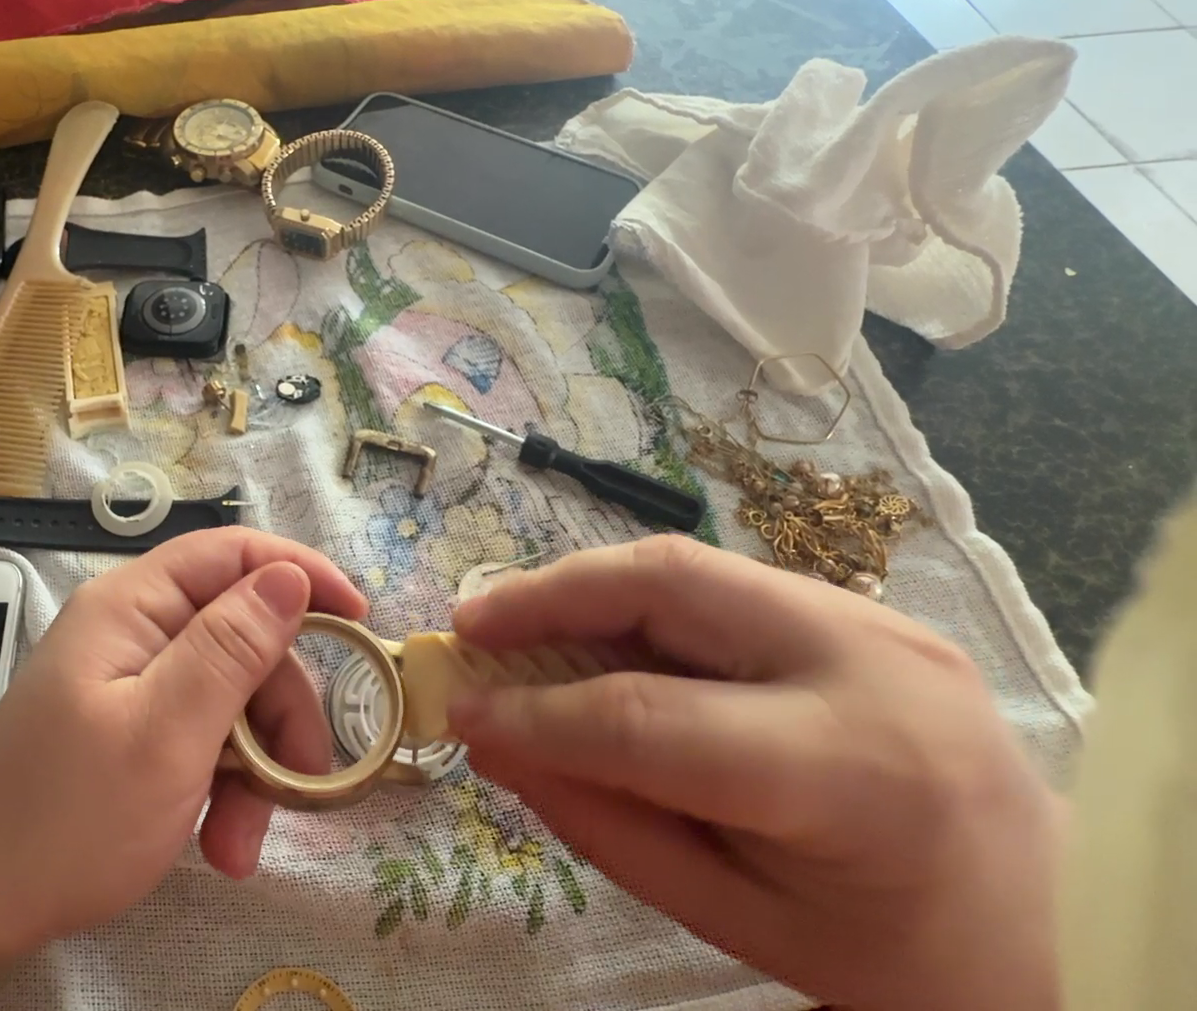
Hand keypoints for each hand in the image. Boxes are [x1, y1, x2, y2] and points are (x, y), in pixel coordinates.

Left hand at [0, 528, 365, 948]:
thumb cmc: (69, 817)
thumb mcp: (166, 733)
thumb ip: (232, 648)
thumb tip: (290, 576)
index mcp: (132, 606)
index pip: (230, 553)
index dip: (300, 574)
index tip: (359, 619)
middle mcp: (136, 629)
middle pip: (242, 638)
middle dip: (278, 714)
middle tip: (301, 781)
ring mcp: (136, 679)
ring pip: (232, 696)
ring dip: (255, 768)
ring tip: (239, 843)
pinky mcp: (137, 723)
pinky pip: (205, 733)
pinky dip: (224, 786)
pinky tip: (219, 843)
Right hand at [448, 536, 1064, 1010]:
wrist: (1053, 922)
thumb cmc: (888, 949)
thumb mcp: (735, 916)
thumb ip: (604, 823)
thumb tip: (495, 746)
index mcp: (852, 773)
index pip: (649, 719)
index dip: (535, 712)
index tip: (459, 715)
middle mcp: (867, 664)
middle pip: (668, 586)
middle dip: (548, 595)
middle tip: (470, 624)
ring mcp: (871, 617)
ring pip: (685, 564)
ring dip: (581, 586)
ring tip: (510, 620)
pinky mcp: (858, 605)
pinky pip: (713, 584)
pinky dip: (630, 601)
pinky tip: (591, 632)